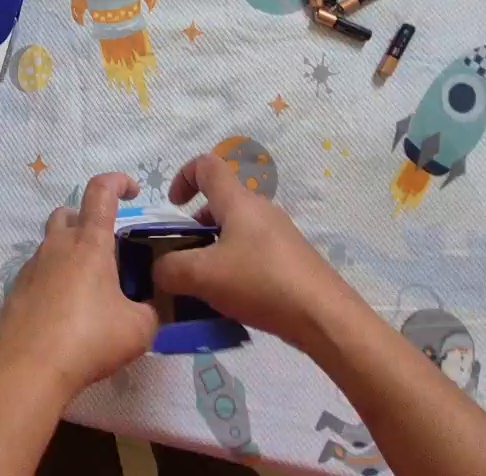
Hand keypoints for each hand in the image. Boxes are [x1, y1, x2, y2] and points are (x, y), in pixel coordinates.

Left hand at [0, 173, 156, 401]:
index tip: (133, 190)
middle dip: (88, 221)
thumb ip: (149, 311)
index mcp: (89, 242)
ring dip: (70, 255)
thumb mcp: (138, 329)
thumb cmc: (88, 339)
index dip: (117, 182)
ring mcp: (32, 266)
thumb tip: (146, 309)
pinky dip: (55, 283)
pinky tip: (67, 316)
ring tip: (90, 291)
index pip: (100, 191)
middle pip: (68, 213)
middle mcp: (57, 245)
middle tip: (107, 250)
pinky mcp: (17, 291)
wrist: (28, 368)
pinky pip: (39, 274)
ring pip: (52, 245)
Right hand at [151, 154, 354, 338]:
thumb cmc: (261, 283)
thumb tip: (158, 270)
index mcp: (238, 201)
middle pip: (221, 201)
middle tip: (185, 255)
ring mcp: (280, 235)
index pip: (207, 165)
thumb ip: (170, 269)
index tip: (173, 206)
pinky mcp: (292, 260)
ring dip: (215, 249)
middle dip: (197, 225)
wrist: (326, 319)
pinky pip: (254, 252)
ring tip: (206, 284)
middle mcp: (260, 210)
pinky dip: (236, 266)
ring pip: (237, 229)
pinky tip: (234, 300)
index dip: (183, 176)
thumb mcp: (203, 277)